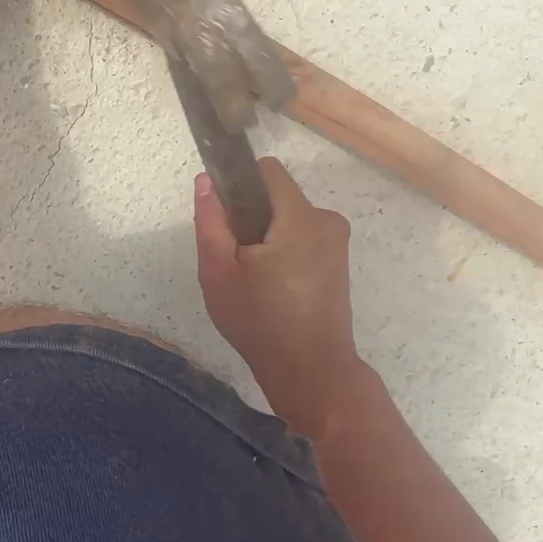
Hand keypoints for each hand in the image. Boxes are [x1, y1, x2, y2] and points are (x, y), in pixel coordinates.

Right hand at [195, 157, 378, 438]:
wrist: (311, 371)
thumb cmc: (261, 321)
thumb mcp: (219, 273)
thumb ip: (210, 222)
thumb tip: (206, 181)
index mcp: (300, 217)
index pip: (266, 170)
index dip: (238, 183)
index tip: (222, 216)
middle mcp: (325, 220)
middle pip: (275, 197)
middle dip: (249, 218)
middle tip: (233, 260)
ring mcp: (335, 243)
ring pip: (287, 220)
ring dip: (264, 238)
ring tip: (250, 279)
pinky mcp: (336, 263)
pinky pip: (300, 240)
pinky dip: (281, 253)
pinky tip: (269, 288)